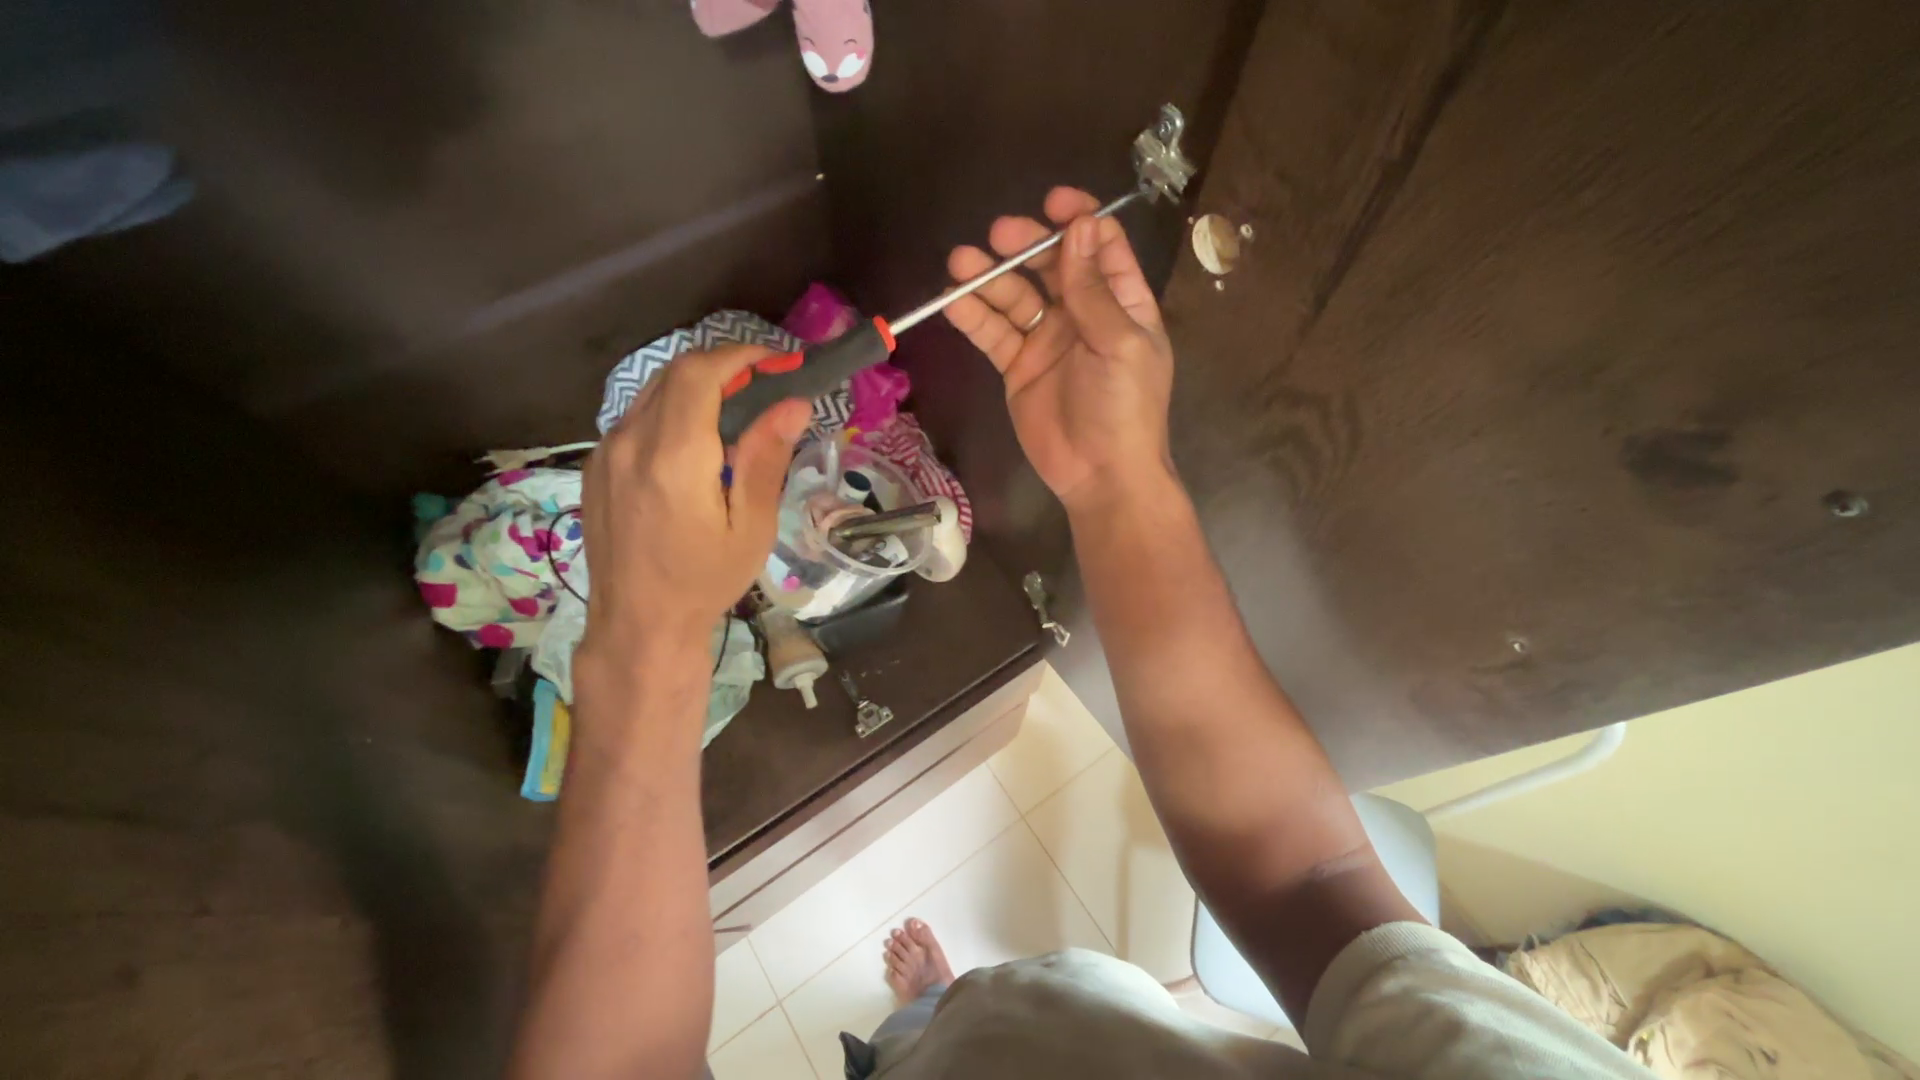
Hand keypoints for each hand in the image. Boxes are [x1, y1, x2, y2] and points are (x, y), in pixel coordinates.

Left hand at [576, 346, 810, 669]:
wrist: (638, 623)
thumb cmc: (705, 580)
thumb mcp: (751, 527)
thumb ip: (767, 458)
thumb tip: (793, 403)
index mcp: (675, 456)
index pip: (701, 372)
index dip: (740, 354)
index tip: (776, 361)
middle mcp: (632, 441)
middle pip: (675, 373)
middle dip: (722, 366)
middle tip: (762, 384)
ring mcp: (607, 452)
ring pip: (652, 392)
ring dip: (695, 387)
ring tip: (734, 411)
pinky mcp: (596, 466)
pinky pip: (636, 418)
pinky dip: (670, 411)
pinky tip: (694, 443)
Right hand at [943, 186, 1175, 512]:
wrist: (1101, 474)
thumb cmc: (1125, 407)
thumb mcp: (1119, 344)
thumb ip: (1093, 289)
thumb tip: (1080, 227)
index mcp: (1121, 303)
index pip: (1100, 246)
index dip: (1078, 220)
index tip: (1052, 204)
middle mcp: (1083, 314)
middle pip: (1051, 265)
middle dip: (1025, 245)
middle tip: (998, 235)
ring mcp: (1048, 340)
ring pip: (1015, 296)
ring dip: (989, 278)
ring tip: (959, 263)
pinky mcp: (1018, 367)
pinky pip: (994, 334)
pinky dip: (974, 317)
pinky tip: (954, 302)